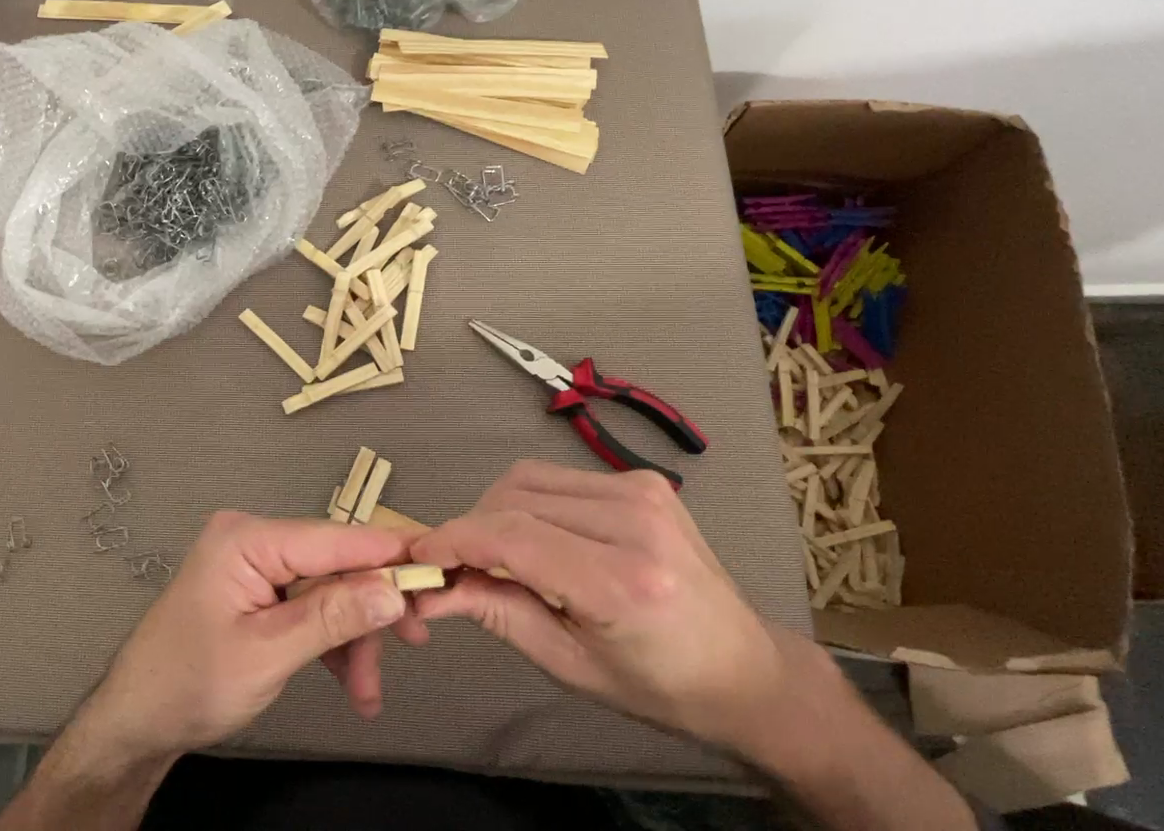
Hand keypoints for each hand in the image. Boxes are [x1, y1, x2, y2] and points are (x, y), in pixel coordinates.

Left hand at [79, 511, 417, 760]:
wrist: (139, 717)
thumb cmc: (190, 681)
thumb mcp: (267, 652)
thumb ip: (331, 617)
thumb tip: (392, 588)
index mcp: (247, 539)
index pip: (334, 537)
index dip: (388, 554)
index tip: (440, 567)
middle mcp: (253, 540)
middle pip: (336, 565)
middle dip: (371, 611)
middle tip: (414, 645)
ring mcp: (255, 566)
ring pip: (329, 592)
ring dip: (354, 638)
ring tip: (368, 693)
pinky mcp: (258, 591)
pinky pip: (309, 606)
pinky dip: (332, 642)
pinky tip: (351, 684)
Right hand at [409, 460, 806, 753]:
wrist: (745, 670)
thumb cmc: (657, 685)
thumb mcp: (568, 664)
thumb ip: (496, 612)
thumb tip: (431, 588)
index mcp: (622, 582)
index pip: (511, 536)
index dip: (452, 539)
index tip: (418, 555)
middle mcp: (634, 522)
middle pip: (511, 499)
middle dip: (471, 529)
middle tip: (458, 567)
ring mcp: (642, 491)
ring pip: (527, 480)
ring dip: (496, 513)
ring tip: (500, 556)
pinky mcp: (642, 480)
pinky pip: (555, 477)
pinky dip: (528, 503)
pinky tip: (540, 538)